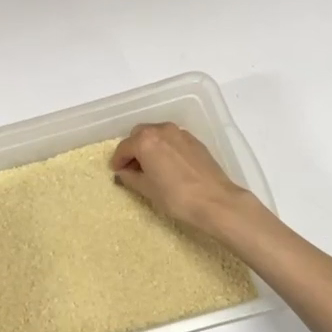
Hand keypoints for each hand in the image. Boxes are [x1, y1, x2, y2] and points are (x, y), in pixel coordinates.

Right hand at [110, 123, 254, 233]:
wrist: (215, 201)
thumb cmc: (175, 196)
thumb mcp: (147, 189)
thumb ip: (130, 177)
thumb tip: (124, 172)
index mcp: (146, 140)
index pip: (124, 147)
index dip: (118, 160)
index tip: (117, 171)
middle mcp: (162, 130)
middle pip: (139, 135)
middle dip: (133, 149)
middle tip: (133, 168)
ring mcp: (180, 133)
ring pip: (157, 135)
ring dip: (149, 147)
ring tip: (151, 167)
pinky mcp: (194, 141)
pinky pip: (172, 140)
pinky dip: (165, 148)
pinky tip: (168, 166)